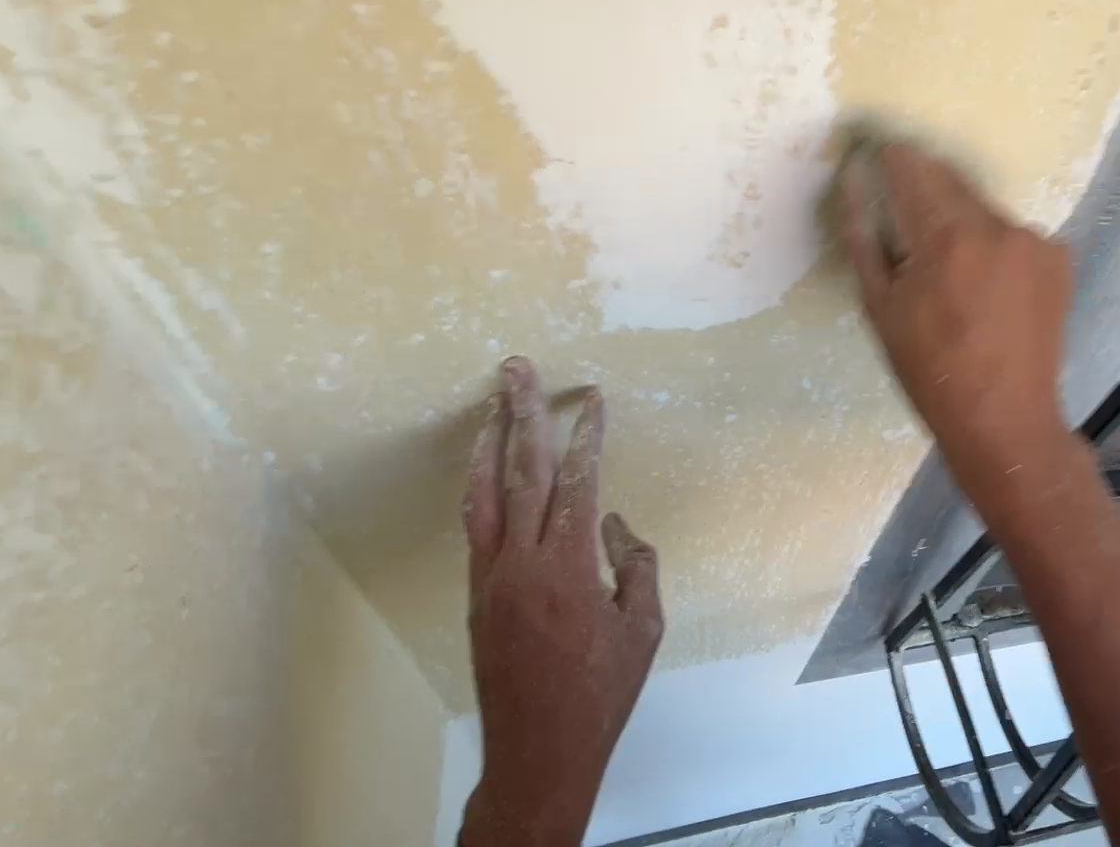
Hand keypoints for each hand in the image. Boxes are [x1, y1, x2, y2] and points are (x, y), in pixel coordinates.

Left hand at [459, 357, 662, 846]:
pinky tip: (484, 463)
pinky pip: (475, 523)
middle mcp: (522, 561)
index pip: (577, 482)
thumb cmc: (601, 691)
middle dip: (523, 413)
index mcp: (569, 567)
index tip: (593, 400)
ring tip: (494, 399)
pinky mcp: (476, 592)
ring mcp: (491, 575)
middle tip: (518, 369)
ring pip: (486, 492)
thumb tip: (615, 525)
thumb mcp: (644, 629)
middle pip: (522, 471)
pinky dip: (479, 483)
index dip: (586, 436)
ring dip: (490, 439)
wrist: (538, 751)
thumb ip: (636, 566)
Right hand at [842, 143, 1075, 491]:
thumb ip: (864, 237)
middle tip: (908, 228)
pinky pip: (1012, 233)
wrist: (1004, 417)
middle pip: (949, 179)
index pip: (911, 165)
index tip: (876, 161)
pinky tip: (989, 286)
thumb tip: (855, 181)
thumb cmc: (929, 369)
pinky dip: (993, 246)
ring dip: (960, 220)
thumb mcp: (880, 307)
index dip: (889, 159)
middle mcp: (997, 224)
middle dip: (923, 190)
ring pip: (982, 207)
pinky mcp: (1059, 256)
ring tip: (952, 270)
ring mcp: (1035, 239)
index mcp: (947, 236)